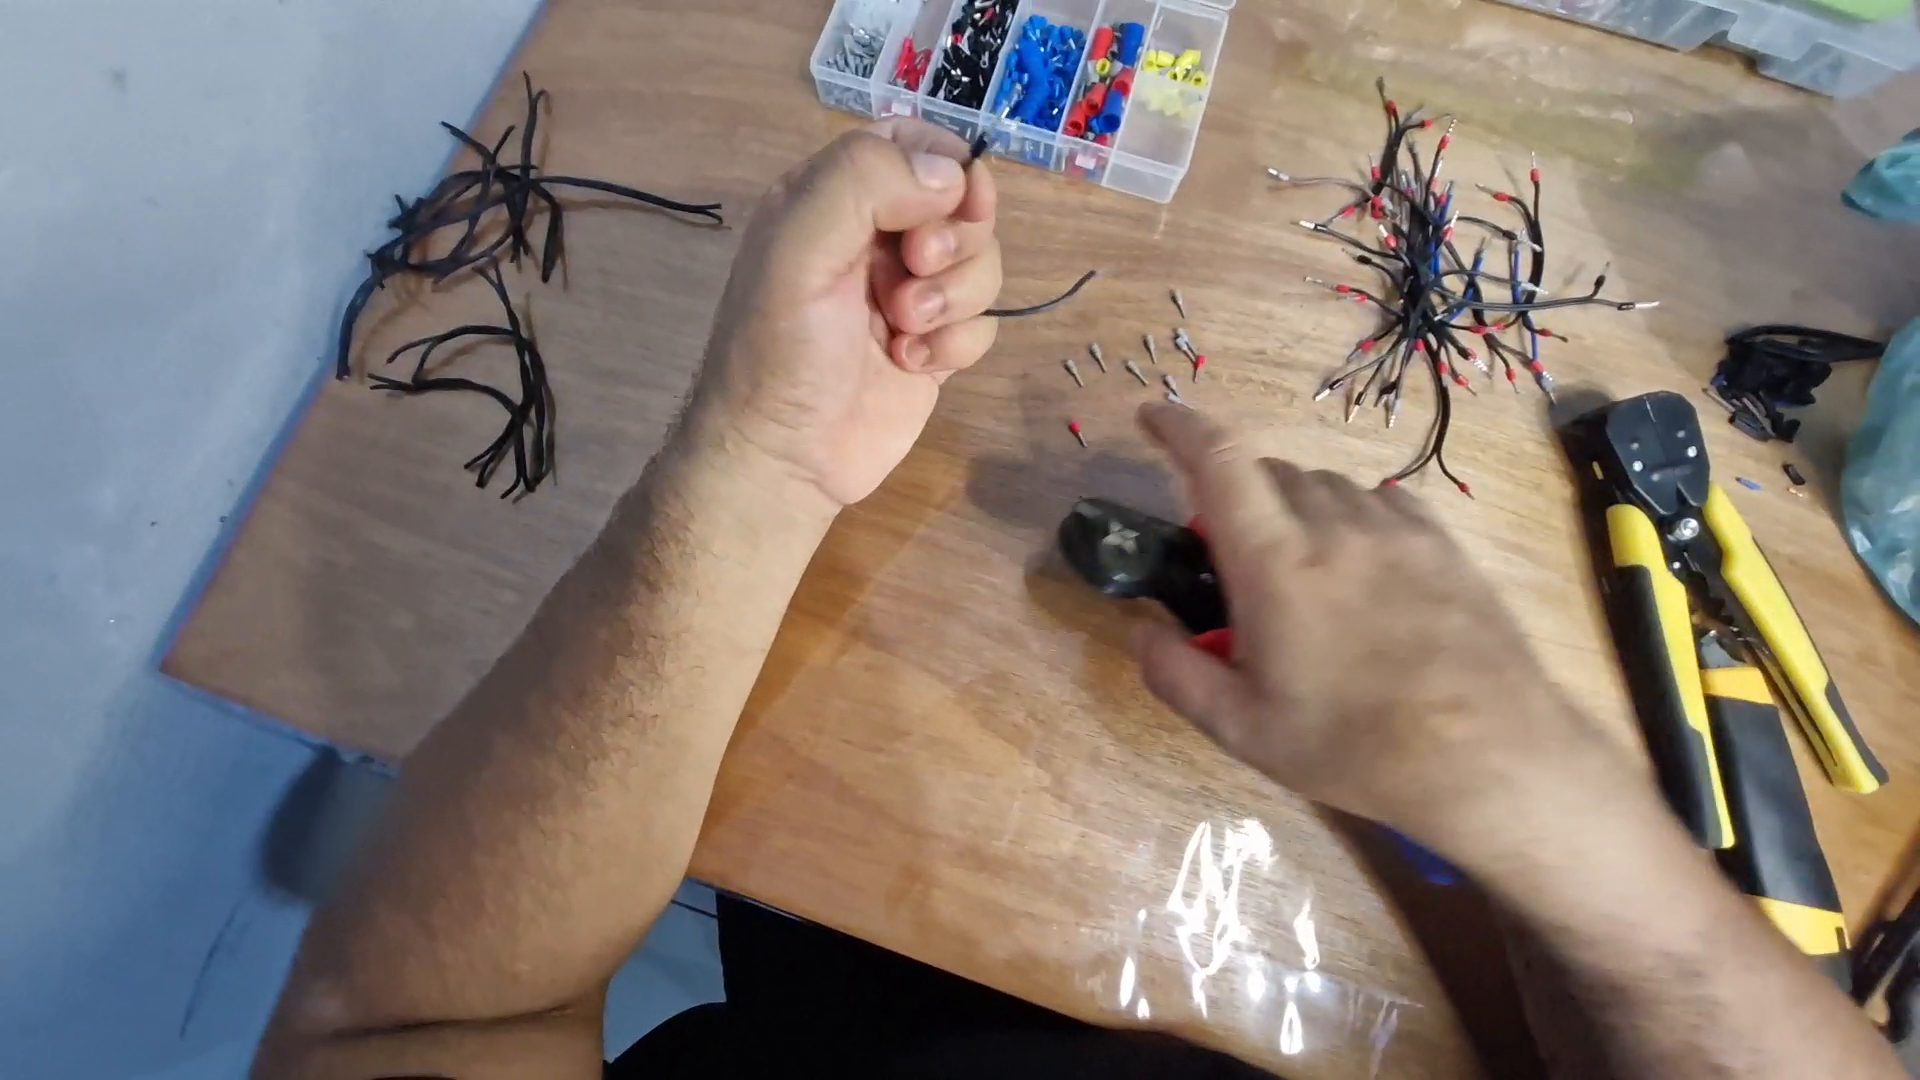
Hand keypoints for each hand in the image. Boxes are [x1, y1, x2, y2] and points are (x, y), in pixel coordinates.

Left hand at [681, 119, 1001, 509]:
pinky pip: (982, 325)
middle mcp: (877, 243)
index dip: (945, 166)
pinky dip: (958, 344)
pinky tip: (914, 366)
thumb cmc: (782, 352)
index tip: (947, 204)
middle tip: (915, 271)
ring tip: (905, 330)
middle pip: (961, 206)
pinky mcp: (935, 350)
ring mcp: (910, 299)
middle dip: (953, 240)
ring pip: (982, 266)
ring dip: (955, 297)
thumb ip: (864, 183)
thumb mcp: (799, 249)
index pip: (912, 144)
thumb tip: (953, 175)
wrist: (787, 459)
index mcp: (834, 201)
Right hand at [1129, 403, 1624, 862]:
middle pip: (1268, 472)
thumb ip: (1175, 673)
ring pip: (1322, 484)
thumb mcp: (1241, 728)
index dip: (1179, 427)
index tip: (1151, 416)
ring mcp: (1396, 530)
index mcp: (1275, 563)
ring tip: (1294, 566)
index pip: (1220, 462)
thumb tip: (1142, 630)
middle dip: (1233, 495)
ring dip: (1288, 506)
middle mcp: (1334, 527)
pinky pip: (1377, 500)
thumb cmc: (1353, 747)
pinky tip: (1353, 560)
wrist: (1495, 762)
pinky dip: (1345, 514)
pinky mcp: (1442, 545)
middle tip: (1230, 557)